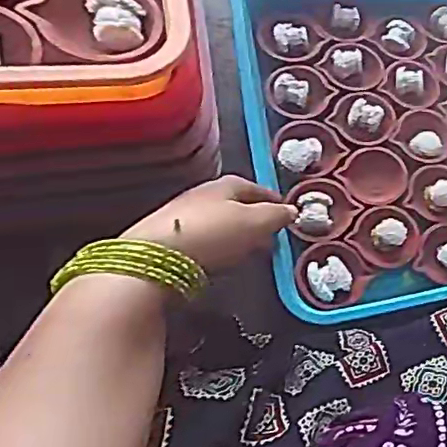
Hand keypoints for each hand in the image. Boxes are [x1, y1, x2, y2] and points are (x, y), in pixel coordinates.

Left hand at [122, 176, 295, 272]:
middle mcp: (201, 195)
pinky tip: (221, 260)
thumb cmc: (213, 235)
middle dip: (254, 218)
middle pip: (234, 204)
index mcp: (224, 185)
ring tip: (250, 250)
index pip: (254, 188)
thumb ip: (277, 216)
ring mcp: (180, 216)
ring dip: (235, 234)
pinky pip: (202, 239)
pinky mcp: (165, 240)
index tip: (286, 213)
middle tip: (271, 235)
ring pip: (218, 222)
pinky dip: (217, 246)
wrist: (154, 260)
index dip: (272, 200)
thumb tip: (292, 210)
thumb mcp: (256, 223)